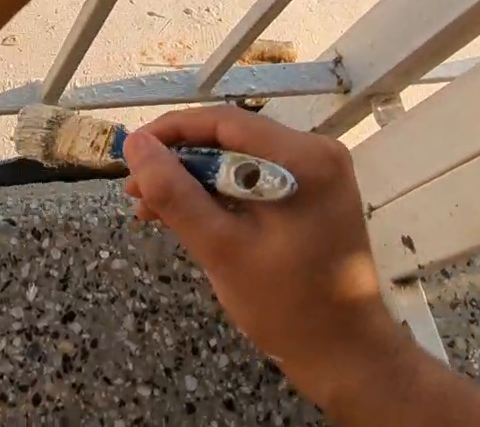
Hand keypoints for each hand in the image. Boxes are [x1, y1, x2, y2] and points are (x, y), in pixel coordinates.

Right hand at [122, 107, 413, 407]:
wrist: (348, 358)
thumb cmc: (288, 306)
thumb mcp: (220, 248)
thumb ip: (174, 193)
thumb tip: (135, 145)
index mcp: (303, 158)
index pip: (223, 121)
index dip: (170, 131)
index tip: (131, 152)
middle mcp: (314, 153)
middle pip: (228, 138)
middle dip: (178, 161)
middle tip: (136, 188)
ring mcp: (314, 173)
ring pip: (235, 158)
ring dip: (192, 179)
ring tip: (151, 207)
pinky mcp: (309, 192)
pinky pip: (250, 177)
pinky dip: (216, 193)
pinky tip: (185, 214)